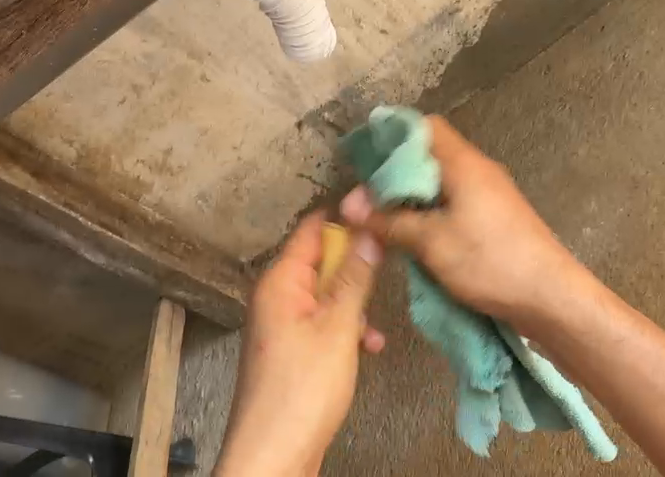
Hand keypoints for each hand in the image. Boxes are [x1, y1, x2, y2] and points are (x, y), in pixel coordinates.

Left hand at [216, 214, 384, 476]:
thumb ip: (356, 275)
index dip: (347, 216)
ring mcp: (283, 324)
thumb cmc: (303, 389)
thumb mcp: (339, 326)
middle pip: (322, 259)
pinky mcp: (292, 351)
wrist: (273, 460)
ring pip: (328, 293)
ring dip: (355, 301)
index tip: (381, 212)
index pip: (313, 227)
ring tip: (377, 320)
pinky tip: (369, 346)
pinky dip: (346, 328)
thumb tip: (369, 228)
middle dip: (356, 263)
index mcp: (281, 281)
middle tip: (390, 263)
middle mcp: (277, 296)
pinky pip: (324, 322)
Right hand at [341, 116, 592, 334]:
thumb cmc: (490, 261)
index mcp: (463, 162)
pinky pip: (454, 202)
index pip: (425, 126)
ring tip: (384, 222)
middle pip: (430, 154)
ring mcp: (489, 193)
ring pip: (441, 182)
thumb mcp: (432, 242)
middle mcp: (477, 168)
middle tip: (367, 200)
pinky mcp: (494, 217)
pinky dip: (431, 212)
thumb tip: (351, 205)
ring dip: (413, 197)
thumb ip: (391, 220)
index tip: (365, 162)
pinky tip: (414, 237)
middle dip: (396, 174)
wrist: (550, 295)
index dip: (393, 137)